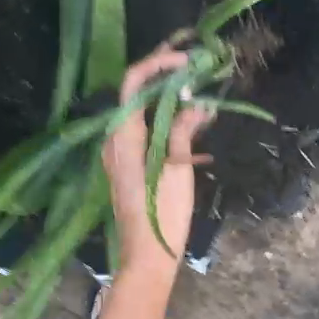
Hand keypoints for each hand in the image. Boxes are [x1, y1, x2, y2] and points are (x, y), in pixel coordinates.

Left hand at [101, 48, 212, 278]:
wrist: (147, 258)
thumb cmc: (162, 215)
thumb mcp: (177, 169)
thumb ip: (183, 131)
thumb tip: (196, 103)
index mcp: (123, 136)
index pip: (134, 82)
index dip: (159, 64)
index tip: (188, 60)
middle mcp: (116, 141)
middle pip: (138, 96)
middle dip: (167, 80)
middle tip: (198, 70)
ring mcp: (120, 156)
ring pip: (144, 116)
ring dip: (171, 102)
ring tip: (202, 96)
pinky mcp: (129, 169)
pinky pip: (146, 135)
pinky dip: (167, 124)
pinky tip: (193, 126)